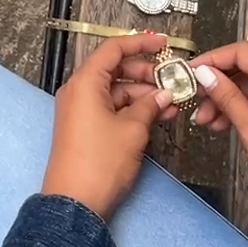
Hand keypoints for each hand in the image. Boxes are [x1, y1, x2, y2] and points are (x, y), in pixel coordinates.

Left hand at [42, 32, 178, 218]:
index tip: (162, 43)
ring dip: (142, 95)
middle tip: (172, 82)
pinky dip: (132, 109)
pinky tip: (155, 116)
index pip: (113, 49)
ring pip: (115, 91)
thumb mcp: (132, 130)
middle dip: (145, 74)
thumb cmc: (99, 163)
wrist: (75, 203)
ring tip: (170, 104)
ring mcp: (80, 110)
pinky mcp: (84, 127)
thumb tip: (163, 94)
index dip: (139, 43)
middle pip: (115, 70)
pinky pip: (111, 108)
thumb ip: (149, 106)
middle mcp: (78, 91)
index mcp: (84, 82)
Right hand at [190, 41, 247, 246]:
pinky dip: (237, 111)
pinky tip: (220, 126)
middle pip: (245, 69)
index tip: (189, 72)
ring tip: (204, 122)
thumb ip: (228, 98)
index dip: (213, 58)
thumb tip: (204, 73)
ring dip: (224, 101)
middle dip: (217, 84)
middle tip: (194, 101)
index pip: (243, 52)